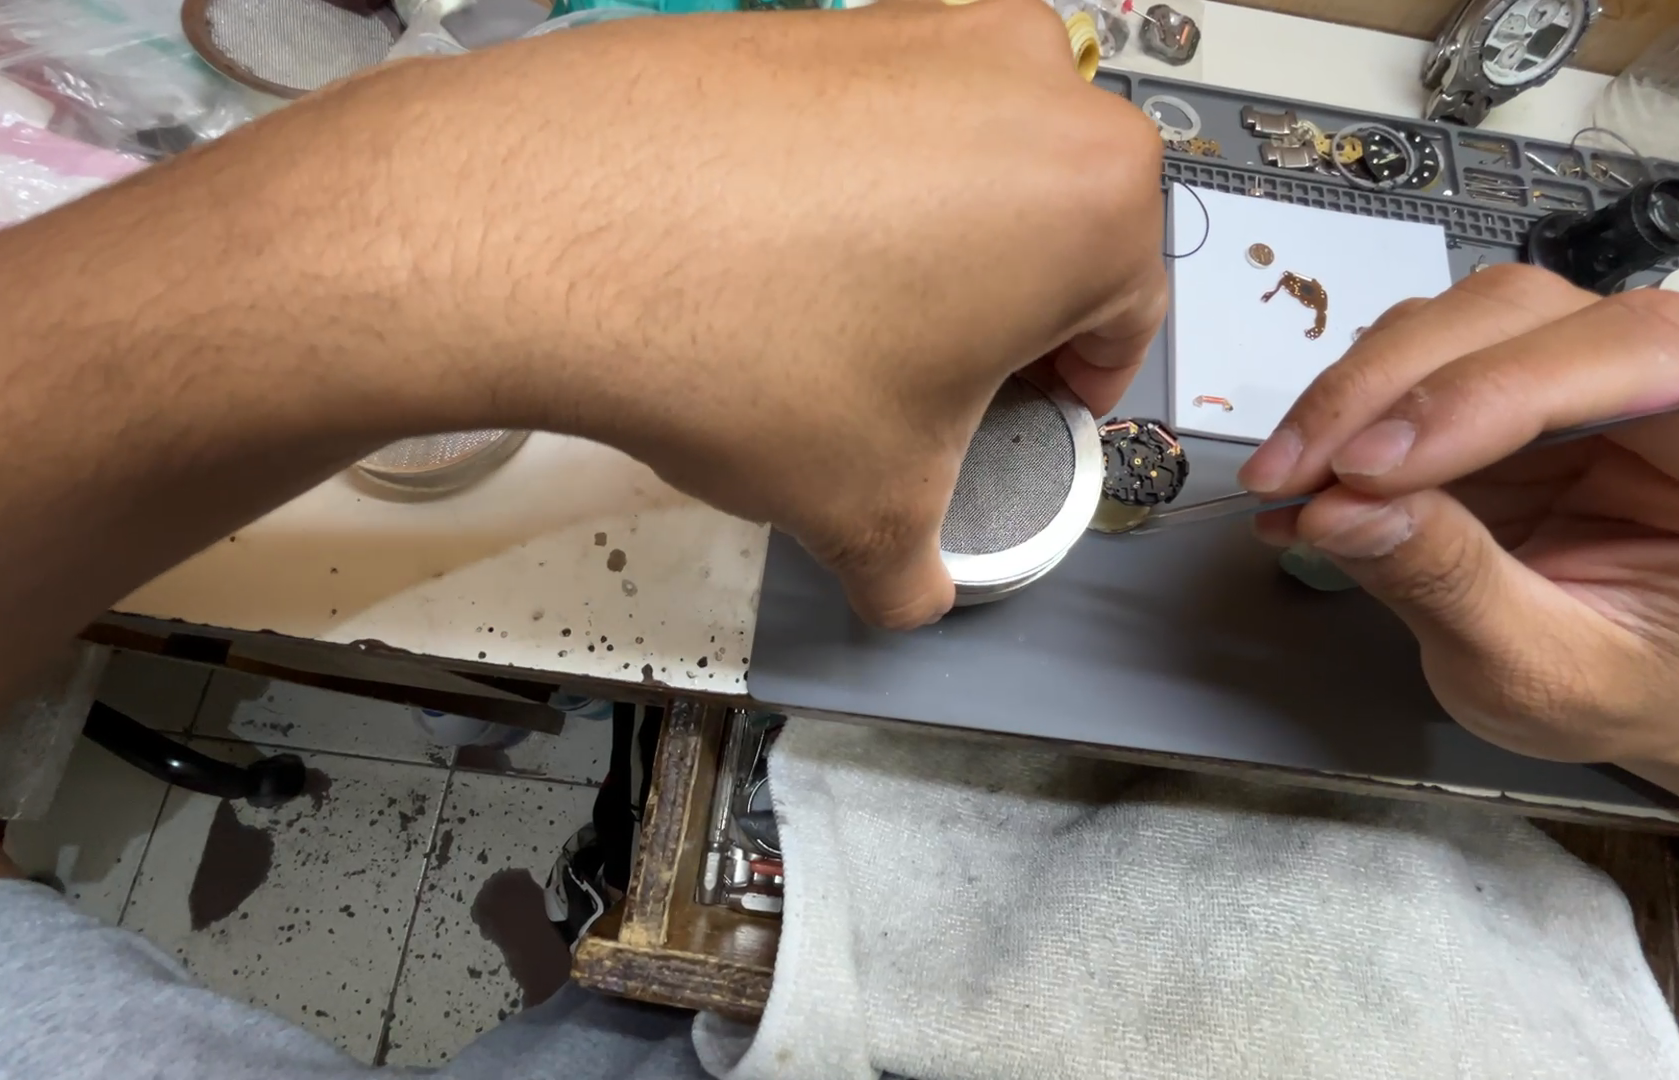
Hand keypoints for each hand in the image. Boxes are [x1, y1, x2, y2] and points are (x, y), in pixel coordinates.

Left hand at [224, 0, 1164, 628]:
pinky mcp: (834, 20)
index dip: (1068, 396)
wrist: (555, 230)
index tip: (1016, 425)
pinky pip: (892, 136)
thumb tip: (915, 594)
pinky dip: (869, 207)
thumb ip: (918, 574)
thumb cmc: (754, 360)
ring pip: (976, 186)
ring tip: (847, 337)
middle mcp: (1033, 83)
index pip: (1123, 322)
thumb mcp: (870, 508)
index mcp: (1094, 198)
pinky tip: (790, 266)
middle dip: (1004, 333)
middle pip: (1052, 249)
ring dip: (938, 268)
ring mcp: (927, 30)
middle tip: (928, 395)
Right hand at [1238, 265, 1678, 764]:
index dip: (1489, 391)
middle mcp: (1671, 388)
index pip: (1647, 355)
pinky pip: (1398, 366)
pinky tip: (1294, 485)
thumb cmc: (1615, 696)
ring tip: (1277, 485)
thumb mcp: (1536, 672)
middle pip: (1515, 315)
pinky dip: (1331, 419)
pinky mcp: (1488, 397)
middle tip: (1278, 478)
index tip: (1362, 474)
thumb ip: (1448, 585)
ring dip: (1342, 399)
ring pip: (1443, 324)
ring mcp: (1569, 381)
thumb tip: (1330, 510)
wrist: (1617, 695)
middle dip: (1376, 391)